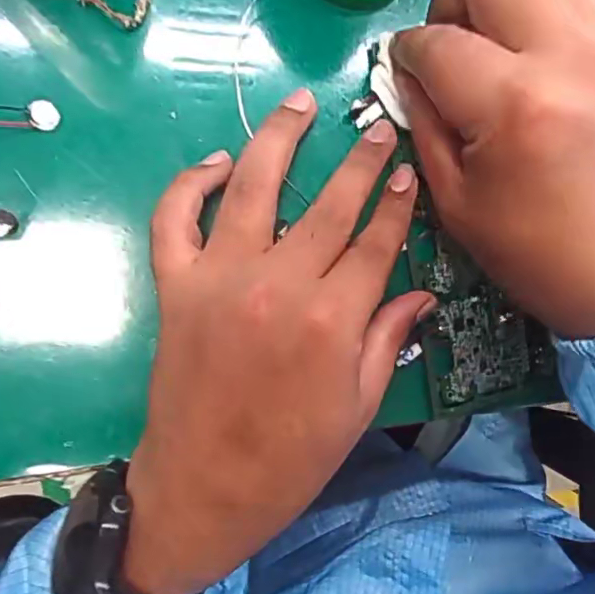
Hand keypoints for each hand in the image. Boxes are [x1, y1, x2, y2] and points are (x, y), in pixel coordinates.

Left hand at [121, 89, 433, 593]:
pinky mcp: (175, 288)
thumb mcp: (357, 407)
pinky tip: (214, 164)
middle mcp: (277, 284)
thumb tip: (421, 292)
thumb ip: (388, 339)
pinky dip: (187, 184)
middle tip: (377, 126)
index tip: (408, 173)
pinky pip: (173, 219)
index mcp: (333, 319)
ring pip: (250, 187)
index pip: (377, 240)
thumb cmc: (290, 460)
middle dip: (359, 160)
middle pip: (327, 203)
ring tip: (298, 104)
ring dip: (277, 140)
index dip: (398, 203)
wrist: (205, 489)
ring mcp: (219, 280)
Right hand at [392, 0, 594, 339]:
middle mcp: (563, 58)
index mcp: (512, 105)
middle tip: (441, 44)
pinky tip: (518, 49)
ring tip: (482, 38)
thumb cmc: (523, 248)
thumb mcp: (451, 198)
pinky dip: (535, 2)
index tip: (399, 68)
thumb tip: (407, 74)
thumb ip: (424, 123)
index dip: (405, 52)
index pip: (439, 43)